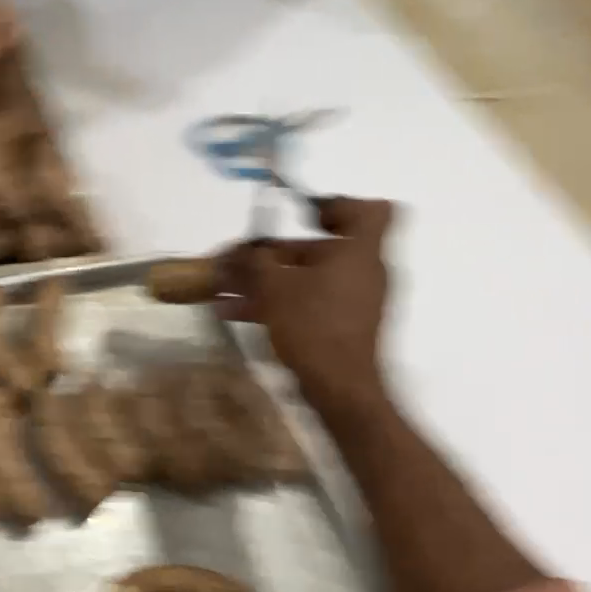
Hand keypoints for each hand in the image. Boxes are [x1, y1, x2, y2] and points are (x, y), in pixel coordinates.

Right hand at [215, 197, 397, 409]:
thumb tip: (240, 249)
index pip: (367, 211)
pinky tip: (235, 314)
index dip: (336, 206)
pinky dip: (274, 303)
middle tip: (234, 261)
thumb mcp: (275, 287)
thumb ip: (255, 261)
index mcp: (360, 252)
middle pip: (320, 249)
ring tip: (222, 291)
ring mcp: (353, 300)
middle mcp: (363, 271)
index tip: (301, 217)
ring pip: (305, 279)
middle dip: (273, 254)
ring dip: (264, 281)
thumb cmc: (312, 324)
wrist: (339, 385)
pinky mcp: (340, 325)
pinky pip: (304, 302)